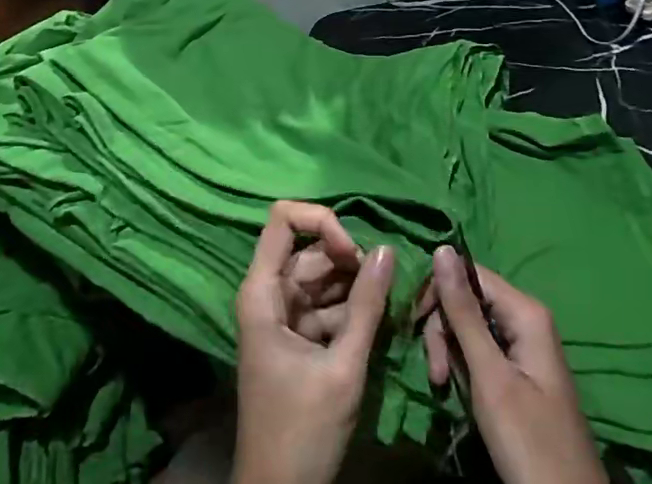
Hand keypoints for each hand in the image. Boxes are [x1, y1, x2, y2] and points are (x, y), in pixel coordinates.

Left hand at [234, 202, 395, 483]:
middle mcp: (269, 296)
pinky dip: (352, 307)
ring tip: (385, 303)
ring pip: (322, 276)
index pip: (282, 219)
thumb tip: (388, 248)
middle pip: (310, 249)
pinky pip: (327, 304)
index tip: (353, 251)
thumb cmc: (302, 431)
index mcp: (263, 294)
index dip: (321, 222)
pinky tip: (376, 322)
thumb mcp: (343, 366)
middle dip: (348, 259)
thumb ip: (366, 305)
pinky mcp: (298, 337)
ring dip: (355, 285)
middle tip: (381, 285)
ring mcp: (283, 317)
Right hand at [416, 247, 603, 483]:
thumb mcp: (489, 375)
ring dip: (451, 353)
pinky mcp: (518, 369)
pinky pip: (482, 350)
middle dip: (444, 331)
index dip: (439, 293)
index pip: (470, 273)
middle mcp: (527, 317)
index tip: (414, 326)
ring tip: (444, 387)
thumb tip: (443, 249)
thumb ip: (464, 313)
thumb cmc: (526, 437)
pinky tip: (457, 389)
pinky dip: (464, 367)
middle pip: (469, 300)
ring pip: (471, 327)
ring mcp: (524, 344)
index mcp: (526, 310)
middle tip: (437, 374)